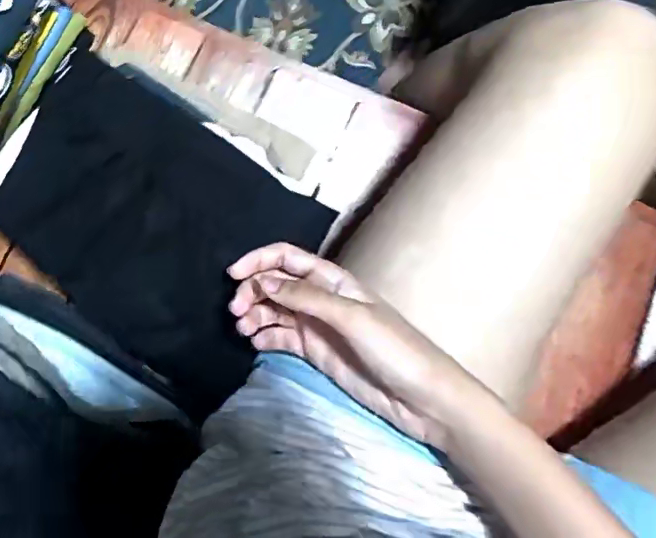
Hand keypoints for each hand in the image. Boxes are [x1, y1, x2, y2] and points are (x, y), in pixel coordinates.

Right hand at [228, 243, 491, 448]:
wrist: (422, 398)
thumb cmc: (393, 347)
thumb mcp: (350, 317)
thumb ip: (307, 297)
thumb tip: (265, 281)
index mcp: (333, 280)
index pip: (289, 258)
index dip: (260, 260)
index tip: (233, 274)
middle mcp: (322, 298)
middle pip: (278, 283)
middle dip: (253, 290)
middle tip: (235, 311)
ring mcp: (318, 326)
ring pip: (277, 310)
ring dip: (256, 313)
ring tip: (242, 329)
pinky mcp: (317, 353)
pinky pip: (283, 337)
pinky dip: (265, 336)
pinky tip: (255, 343)